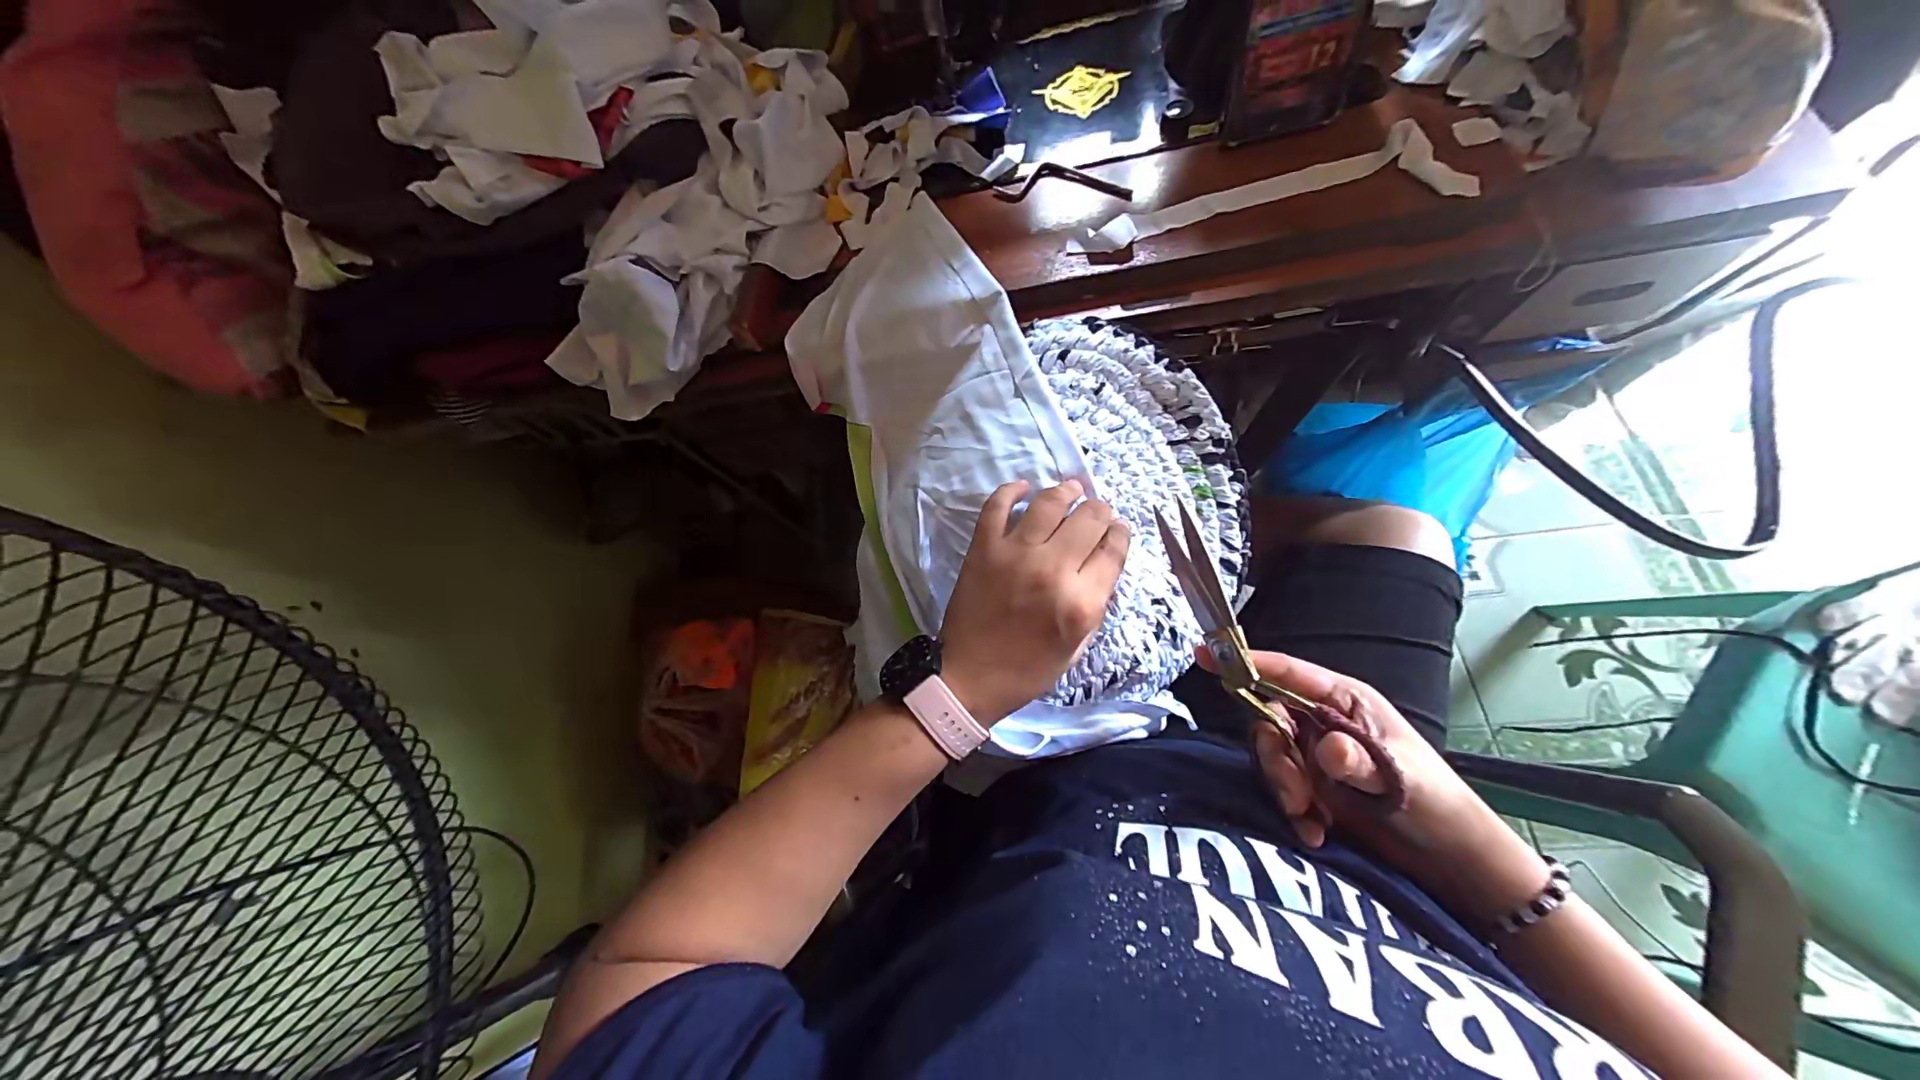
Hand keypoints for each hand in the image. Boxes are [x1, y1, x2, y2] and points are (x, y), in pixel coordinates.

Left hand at [939, 480, 1129, 725]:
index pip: (1113, 550)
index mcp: (1081, 602)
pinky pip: (997, 507)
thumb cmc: (1027, 670)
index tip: (1118, 528)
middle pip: (1089, 520)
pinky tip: (1023, 487)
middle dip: (1100, 510)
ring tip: (1071, 489)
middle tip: (1097, 509)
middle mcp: (1053, 570)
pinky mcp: (983, 549)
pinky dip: (1011, 491)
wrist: (970, 678)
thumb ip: (1094, 603)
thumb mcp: (1077, 646)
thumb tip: (1101, 564)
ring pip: (1049, 503)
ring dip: (1065, 491)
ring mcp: (1015, 554)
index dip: (1120, 533)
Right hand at [1224, 649, 1550, 924]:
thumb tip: (1325, 747)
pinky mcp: (1312, 785)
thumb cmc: (1436, 802)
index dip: (1247, 661)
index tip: (1208, 653)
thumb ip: (1360, 760)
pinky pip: (1280, 787)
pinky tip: (1316, 833)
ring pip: (1271, 756)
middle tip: (1297, 797)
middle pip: (1268, 720)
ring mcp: (1314, 754)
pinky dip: (1292, 811)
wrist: (1450, 859)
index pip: (1287, 673)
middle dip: (1275, 760)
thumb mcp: (1402, 778)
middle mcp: (1323, 722)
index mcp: (1344, 702)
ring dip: (1284, 790)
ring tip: (1312, 821)